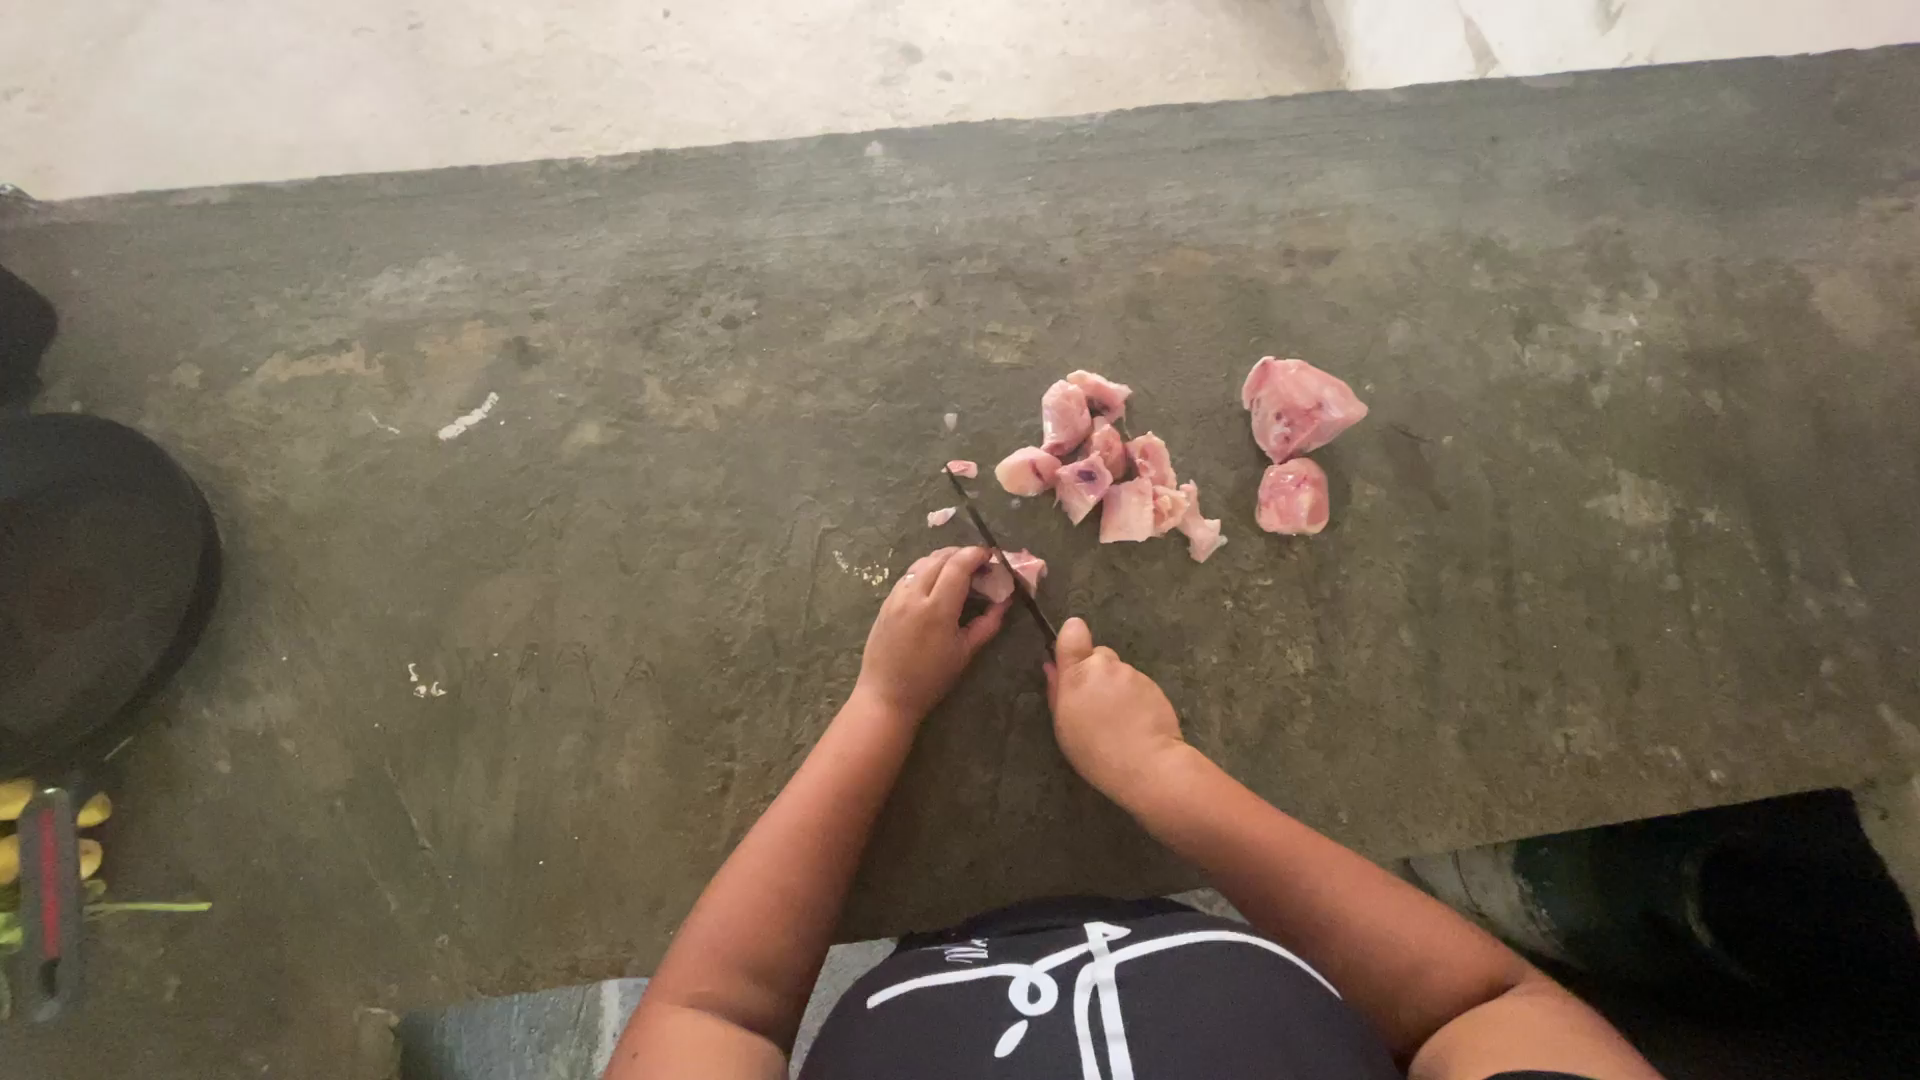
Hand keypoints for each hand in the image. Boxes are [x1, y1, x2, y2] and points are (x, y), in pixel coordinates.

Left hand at [854, 547, 1009, 720]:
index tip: (991, 556)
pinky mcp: (886, 601)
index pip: (958, 565)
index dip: (976, 554)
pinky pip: (909, 574)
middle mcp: (915, 594)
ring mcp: (897, 596)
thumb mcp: (964, 653)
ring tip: (959, 569)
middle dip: (962, 553)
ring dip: (943, 559)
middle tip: (980, 564)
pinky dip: (927, 569)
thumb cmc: (930, 679)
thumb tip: (1005, 601)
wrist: (886, 695)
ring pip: (922, 562)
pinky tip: (936, 582)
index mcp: (937, 608)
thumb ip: (987, 623)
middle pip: (940, 557)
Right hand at [1045, 617, 1189, 802]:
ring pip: (1120, 672)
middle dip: (1096, 672)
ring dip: (1116, 686)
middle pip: (1098, 655)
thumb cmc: (1095, 751)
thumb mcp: (1064, 726)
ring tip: (1119, 719)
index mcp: (1077, 674)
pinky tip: (1136, 721)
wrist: (1147, 765)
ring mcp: (1132, 674)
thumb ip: (1056, 691)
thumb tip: (1051, 666)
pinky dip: (1135, 697)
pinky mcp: (1154, 685)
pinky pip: (1138, 684)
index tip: (1073, 658)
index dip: (1072, 639)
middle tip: (1097, 704)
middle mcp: (1105, 666)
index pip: (1073, 632)